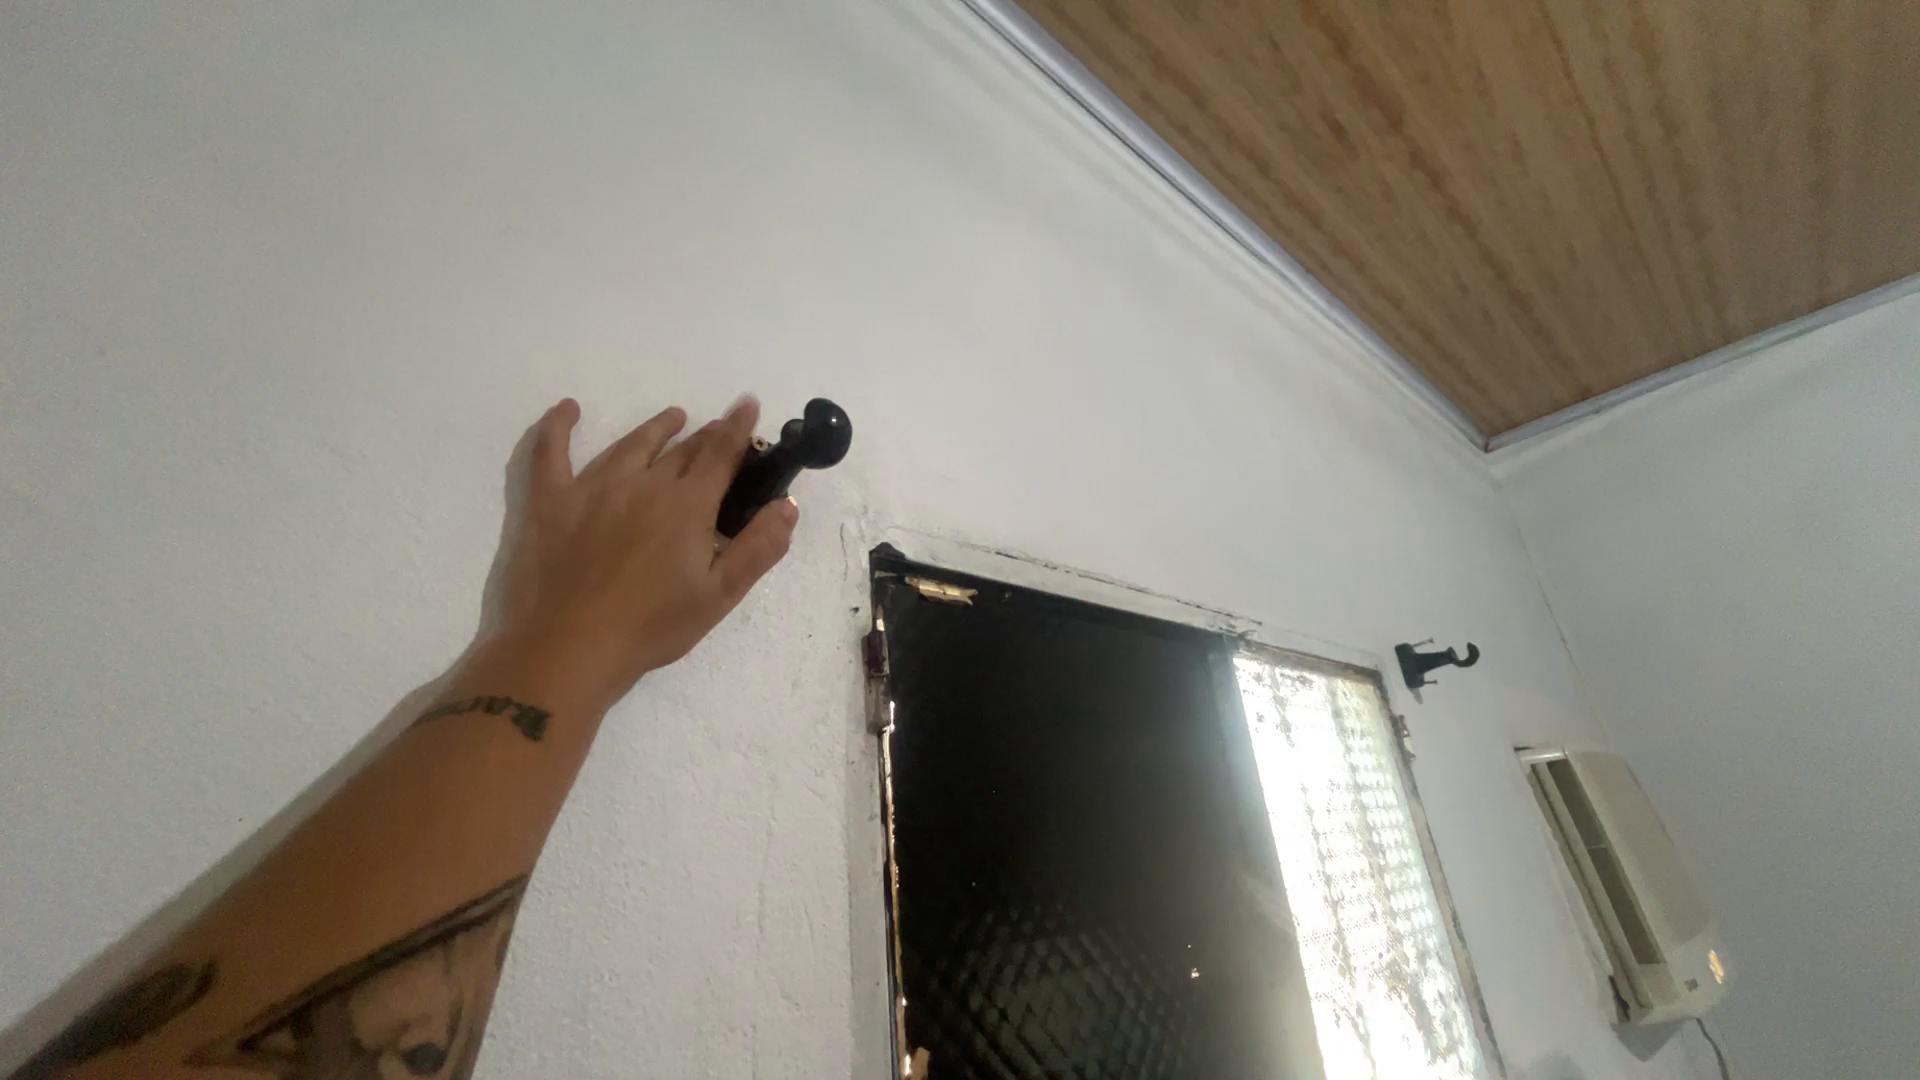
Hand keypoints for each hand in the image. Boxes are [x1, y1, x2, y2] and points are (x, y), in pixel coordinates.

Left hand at [490, 397, 798, 711]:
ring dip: (656, 428)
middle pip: (681, 449)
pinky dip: (557, 426)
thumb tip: (788, 504)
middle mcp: (643, 483)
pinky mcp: (548, 500)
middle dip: (705, 435)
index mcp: (687, 505)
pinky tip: (567, 409)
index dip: (737, 429)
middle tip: (718, 428)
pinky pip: (549, 452)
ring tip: (672, 417)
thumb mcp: (721, 593)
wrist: (568, 649)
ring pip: (630, 445)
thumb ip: (760, 546)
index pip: (720, 454)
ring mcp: (592, 487)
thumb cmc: (653, 626)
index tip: (748, 405)